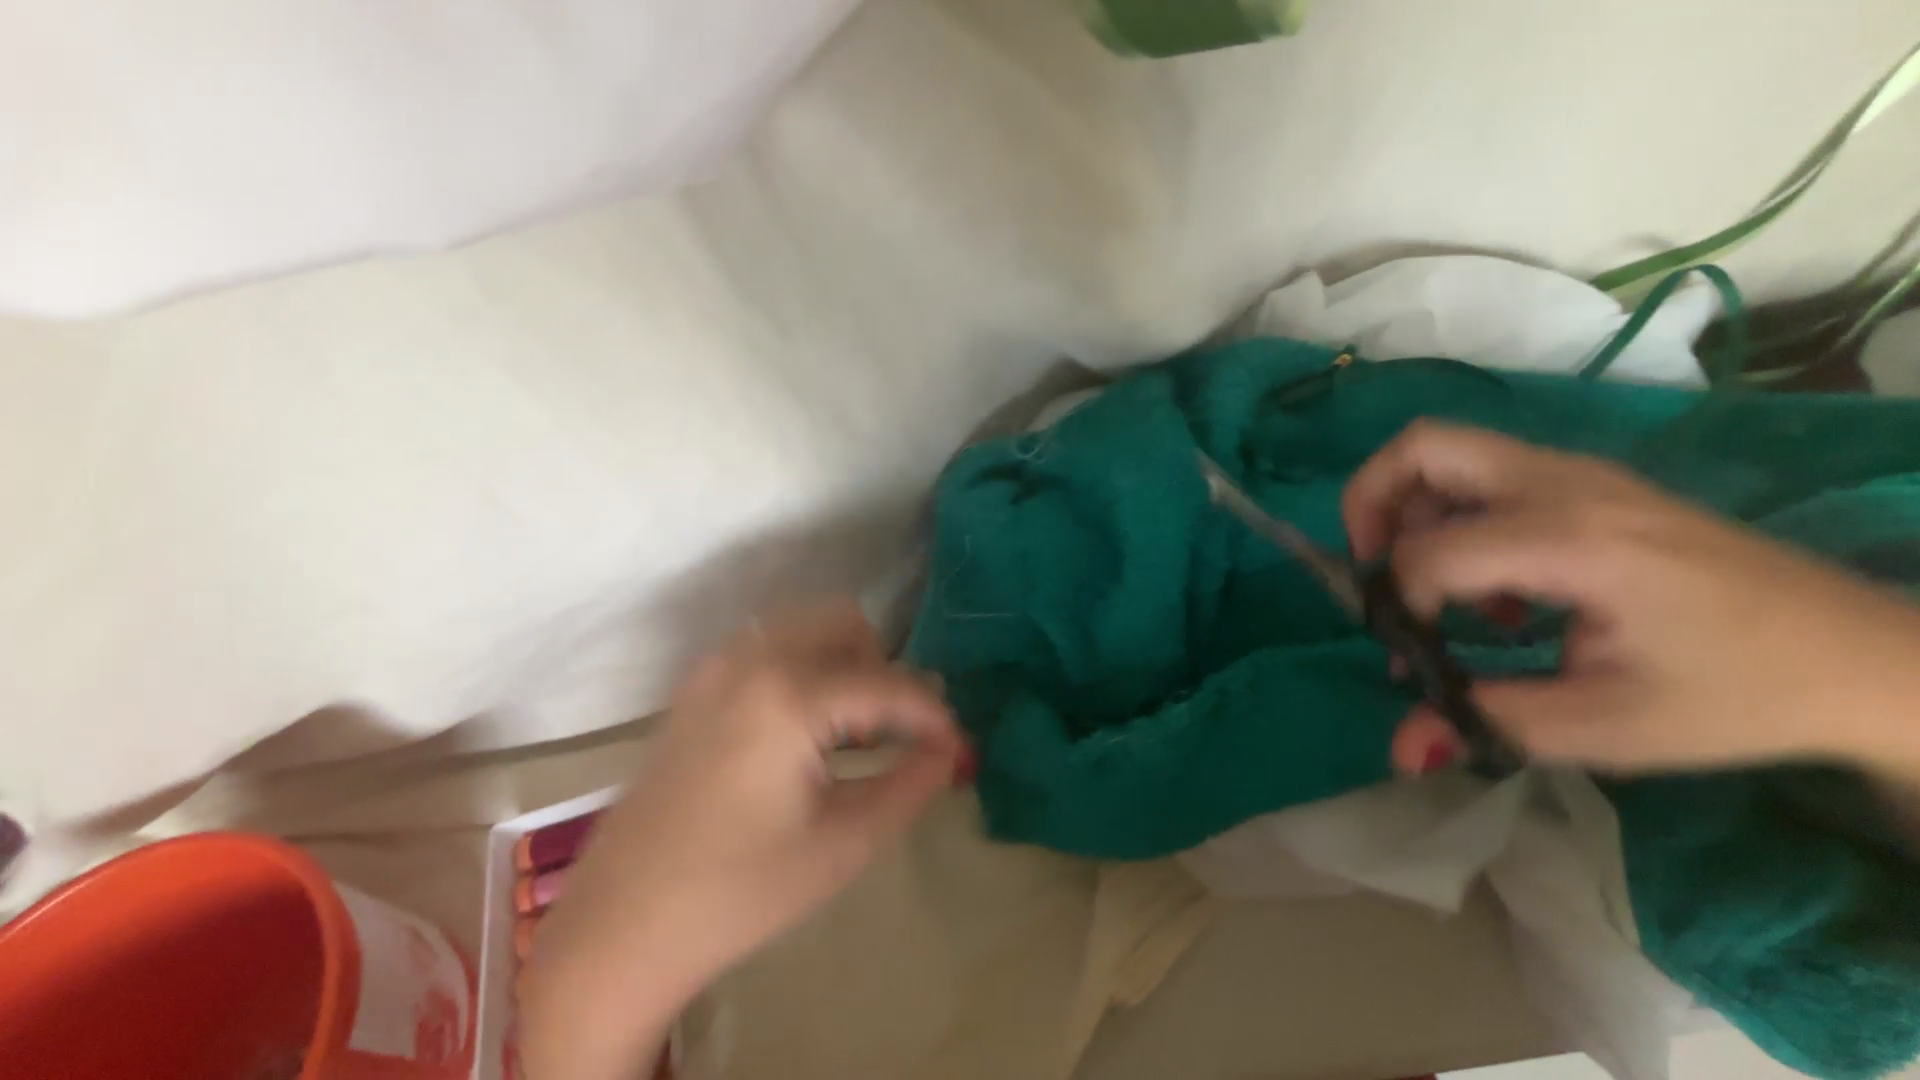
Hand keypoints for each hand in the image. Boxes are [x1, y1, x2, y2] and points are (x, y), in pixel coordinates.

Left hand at [519, 600, 962, 1079]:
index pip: (889, 684)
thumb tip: (950, 753)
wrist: (621, 925)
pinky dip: (801, 672)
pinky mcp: (693, 691)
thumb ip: (911, 786)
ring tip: (853, 737)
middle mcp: (749, 660)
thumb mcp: (843, 844)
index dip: (934, 716)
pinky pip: (765, 651)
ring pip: (802, 630)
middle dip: (882, 671)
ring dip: (841, 666)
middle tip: (898, 735)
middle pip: (843, 624)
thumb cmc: (739, 892)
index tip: (959, 749)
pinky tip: (803, 737)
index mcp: (789, 694)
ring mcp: (713, 670)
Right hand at [1342, 421, 1919, 778]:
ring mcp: (1582, 474)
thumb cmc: (1736, 696)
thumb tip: (1400, 749)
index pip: (1432, 551)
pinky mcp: (1592, 483)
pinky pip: (1487, 473)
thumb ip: (1490, 723)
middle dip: (1369, 504)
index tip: (1418, 657)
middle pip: (1423, 447)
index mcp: (1576, 541)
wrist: (1862, 659)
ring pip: (1449, 452)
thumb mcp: (1609, 729)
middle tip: (1373, 574)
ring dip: (1413, 511)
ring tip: (1439, 591)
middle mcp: (1568, 485)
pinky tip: (1497, 589)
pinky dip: (1455, 514)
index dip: (1401, 604)